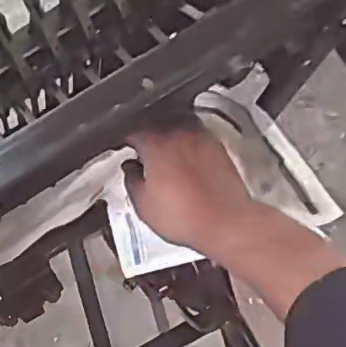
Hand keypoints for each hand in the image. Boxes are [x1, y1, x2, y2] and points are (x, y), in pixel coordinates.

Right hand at [124, 118, 345, 319]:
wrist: (223, 222)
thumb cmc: (185, 216)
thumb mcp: (143, 204)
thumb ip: (132, 179)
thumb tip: (130, 169)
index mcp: (156, 145)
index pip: (134, 132)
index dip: (125, 140)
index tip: (122, 147)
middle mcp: (180, 135)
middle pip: (157, 124)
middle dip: (146, 136)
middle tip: (138, 150)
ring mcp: (202, 139)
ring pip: (178, 128)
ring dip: (167, 138)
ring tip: (160, 155)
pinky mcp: (218, 149)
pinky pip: (196, 138)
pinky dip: (185, 145)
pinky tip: (182, 163)